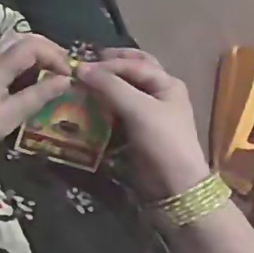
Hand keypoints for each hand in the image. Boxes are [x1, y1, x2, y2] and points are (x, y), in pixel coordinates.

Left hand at [0, 34, 73, 158]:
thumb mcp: (10, 115)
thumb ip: (38, 95)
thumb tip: (65, 81)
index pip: (34, 45)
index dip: (55, 56)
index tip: (68, 75)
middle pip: (23, 38)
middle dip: (47, 48)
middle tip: (63, 67)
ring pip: (13, 46)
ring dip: (35, 53)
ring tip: (51, 73)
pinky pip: (5, 57)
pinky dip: (23, 62)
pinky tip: (30, 80)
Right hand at [74, 48, 211, 197]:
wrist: (174, 187)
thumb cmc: (162, 142)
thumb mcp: (138, 110)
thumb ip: (111, 87)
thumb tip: (82, 69)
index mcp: (166, 83)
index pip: (132, 64)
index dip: (106, 64)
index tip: (79, 68)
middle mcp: (159, 93)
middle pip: (132, 71)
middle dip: (109, 66)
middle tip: (84, 66)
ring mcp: (149, 112)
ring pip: (124, 90)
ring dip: (105, 84)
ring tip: (83, 83)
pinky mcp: (138, 130)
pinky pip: (119, 109)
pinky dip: (104, 103)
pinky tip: (89, 104)